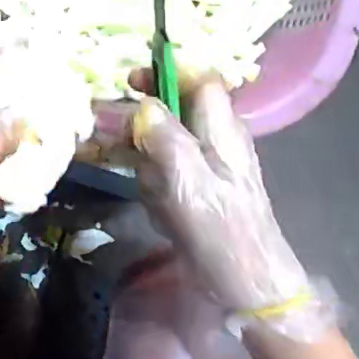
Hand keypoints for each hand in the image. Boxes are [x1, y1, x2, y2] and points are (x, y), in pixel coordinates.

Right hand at [132, 75, 318, 325]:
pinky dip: (152, 177)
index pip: (200, 81)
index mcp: (222, 130)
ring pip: (167, 140)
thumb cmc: (220, 229)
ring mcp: (210, 167)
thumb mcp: (187, 179)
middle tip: (113, 131)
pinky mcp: (200, 191)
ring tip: (133, 173)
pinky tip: (152, 199)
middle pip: (177, 109)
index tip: (130, 83)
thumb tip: (143, 105)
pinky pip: (167, 170)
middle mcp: (219, 141)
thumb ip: (165, 137)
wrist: (246, 285)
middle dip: (143, 118)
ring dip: (144, 152)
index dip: (167, 74)